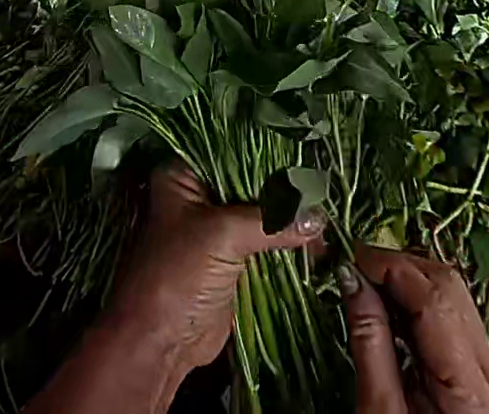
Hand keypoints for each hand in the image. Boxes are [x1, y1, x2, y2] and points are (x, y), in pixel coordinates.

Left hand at [26, 163, 323, 412]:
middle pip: (250, 181)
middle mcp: (200, 193)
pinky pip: (265, 241)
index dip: (266, 151)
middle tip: (323, 188)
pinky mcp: (232, 256)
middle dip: (284, 189)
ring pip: (260, 212)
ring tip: (328, 215)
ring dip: (290, 218)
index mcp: (184, 174)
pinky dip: (288, 242)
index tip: (305, 152)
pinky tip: (317, 240)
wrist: (160, 340)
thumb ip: (270, 221)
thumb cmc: (177, 272)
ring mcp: (216, 225)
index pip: (231, 148)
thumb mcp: (222, 235)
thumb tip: (318, 217)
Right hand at [340, 246, 488, 413]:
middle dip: (397, 264)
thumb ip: (369, 341)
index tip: (346, 259)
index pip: (433, 294)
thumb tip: (350, 279)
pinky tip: (392, 311)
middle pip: (449, 284)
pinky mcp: (487, 378)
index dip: (387, 265)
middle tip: (354, 269)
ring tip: (367, 287)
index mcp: (470, 387)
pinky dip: (419, 301)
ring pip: (454, 295)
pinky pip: (454, 318)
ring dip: (407, 278)